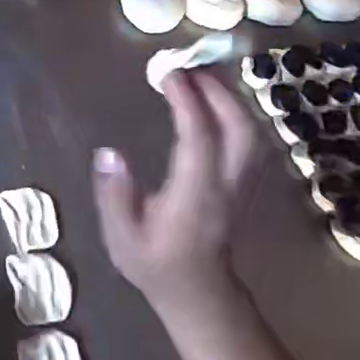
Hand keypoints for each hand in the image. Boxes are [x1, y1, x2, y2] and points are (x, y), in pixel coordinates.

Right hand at [93, 67, 260, 314]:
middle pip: (238, 128)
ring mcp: (242, 186)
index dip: (186, 101)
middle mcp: (227, 186)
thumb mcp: (122, 237)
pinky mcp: (245, 185)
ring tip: (201, 76)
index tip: (167, 73)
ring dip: (230, 98)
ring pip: (252, 132)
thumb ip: (114, 195)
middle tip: (187, 65)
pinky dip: (236, 113)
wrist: (198, 293)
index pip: (200, 138)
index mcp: (196, 196)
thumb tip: (107, 153)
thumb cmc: (155, 264)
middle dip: (216, 90)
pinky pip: (251, 140)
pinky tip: (217, 103)